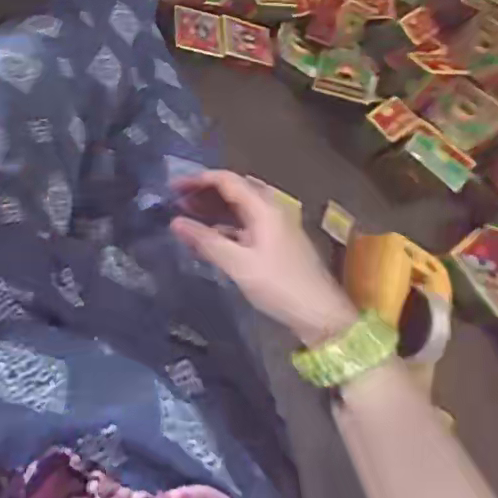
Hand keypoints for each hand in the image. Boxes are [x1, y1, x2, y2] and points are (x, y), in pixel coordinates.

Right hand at [170, 170, 357, 346]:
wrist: (323, 317)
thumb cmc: (280, 286)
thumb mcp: (238, 264)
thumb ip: (206, 241)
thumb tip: (176, 223)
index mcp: (264, 207)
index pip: (227, 180)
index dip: (198, 179)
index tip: (174, 187)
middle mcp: (272, 209)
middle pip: (234, 188)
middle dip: (204, 191)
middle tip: (178, 200)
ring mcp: (277, 225)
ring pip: (241, 205)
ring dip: (215, 207)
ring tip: (189, 215)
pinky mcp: (278, 241)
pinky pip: (247, 221)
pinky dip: (226, 222)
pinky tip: (211, 235)